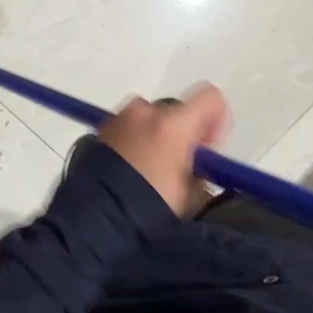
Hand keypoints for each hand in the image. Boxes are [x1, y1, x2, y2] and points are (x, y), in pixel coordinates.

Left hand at [98, 84, 229, 215]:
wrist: (97, 214)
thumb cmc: (151, 205)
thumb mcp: (191, 194)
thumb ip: (201, 168)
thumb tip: (197, 159)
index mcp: (174, 124)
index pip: (210, 98)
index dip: (216, 118)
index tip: (209, 144)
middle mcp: (146, 111)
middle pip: (177, 111)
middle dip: (182, 131)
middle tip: (179, 162)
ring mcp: (119, 117)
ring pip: (149, 118)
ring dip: (155, 134)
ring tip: (150, 167)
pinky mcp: (100, 129)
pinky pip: (127, 127)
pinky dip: (134, 140)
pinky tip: (130, 167)